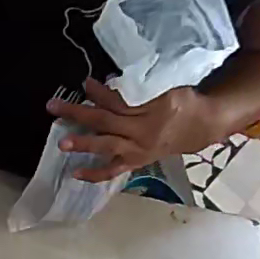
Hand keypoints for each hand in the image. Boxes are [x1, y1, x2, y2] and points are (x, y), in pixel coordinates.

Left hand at [46, 79, 223, 183]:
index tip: (84, 83)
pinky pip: (113, 171)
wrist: (205, 126)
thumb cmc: (185, 103)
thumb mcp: (168, 90)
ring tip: (61, 143)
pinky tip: (74, 173)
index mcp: (152, 110)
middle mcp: (142, 132)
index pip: (119, 101)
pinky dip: (94, 174)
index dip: (100, 93)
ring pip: (107, 146)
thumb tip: (109, 85)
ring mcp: (137, 150)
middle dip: (78, 113)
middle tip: (54, 107)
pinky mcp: (135, 163)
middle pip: (106, 121)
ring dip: (83, 144)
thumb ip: (140, 91)